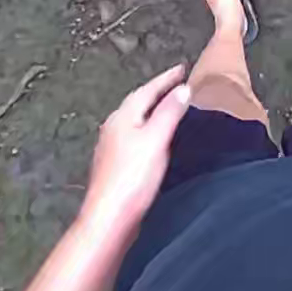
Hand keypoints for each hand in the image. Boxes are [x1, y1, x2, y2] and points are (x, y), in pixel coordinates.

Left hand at [82, 63, 190, 227]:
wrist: (108, 222)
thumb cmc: (133, 177)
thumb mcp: (156, 139)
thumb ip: (170, 112)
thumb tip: (182, 89)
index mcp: (123, 116)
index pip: (148, 90)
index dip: (166, 79)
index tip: (182, 69)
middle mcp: (114, 127)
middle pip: (138, 101)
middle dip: (157, 91)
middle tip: (176, 83)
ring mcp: (111, 146)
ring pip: (135, 118)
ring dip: (152, 108)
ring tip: (169, 105)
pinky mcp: (114, 164)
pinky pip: (134, 133)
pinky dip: (148, 126)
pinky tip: (154, 137)